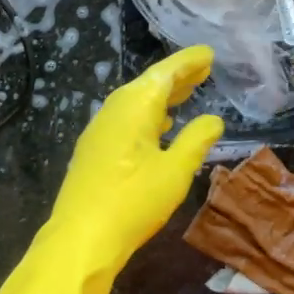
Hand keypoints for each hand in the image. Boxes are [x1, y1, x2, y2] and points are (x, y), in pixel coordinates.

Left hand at [0, 46, 223, 293]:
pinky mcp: (95, 150)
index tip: (209, 54)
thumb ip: (196, 140)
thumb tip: (213, 120)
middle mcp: (114, 110)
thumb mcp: (176, 171)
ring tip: (187, 93)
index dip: (188, 63)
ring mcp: (100, 130)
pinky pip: (127, 119)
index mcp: (135, 107)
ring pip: (136, 102)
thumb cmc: (133, 202)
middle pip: (149, 84)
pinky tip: (159, 127)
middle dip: (177, 76)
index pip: (165, 73)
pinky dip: (148, 114)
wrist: (80, 239)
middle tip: (204, 69)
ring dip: (163, 96)